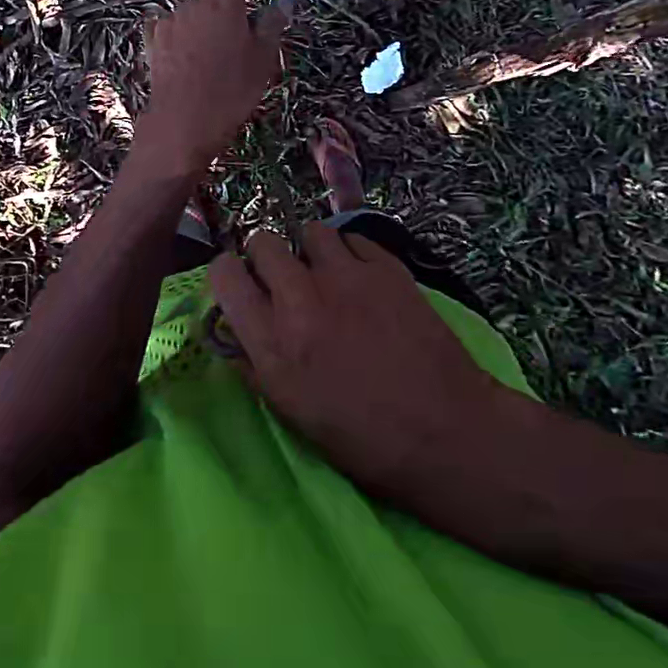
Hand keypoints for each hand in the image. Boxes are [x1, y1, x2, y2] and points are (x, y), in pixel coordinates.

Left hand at [135, 0, 287, 175]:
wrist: (183, 121)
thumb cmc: (231, 90)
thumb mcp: (263, 59)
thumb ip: (272, 25)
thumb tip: (283, 3)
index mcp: (224, 2)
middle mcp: (193, 4)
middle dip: (221, 12)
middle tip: (234, 43)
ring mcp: (169, 22)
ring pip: (189, 16)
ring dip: (199, 28)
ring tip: (209, 61)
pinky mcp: (151, 42)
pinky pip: (169, 32)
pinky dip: (178, 40)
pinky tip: (185, 63)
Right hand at [208, 224, 498, 496]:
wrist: (444, 431)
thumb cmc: (360, 436)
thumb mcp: (289, 410)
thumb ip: (253, 362)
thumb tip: (236, 331)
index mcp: (272, 340)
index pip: (224, 274)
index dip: (228, 274)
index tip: (241, 285)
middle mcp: (301, 298)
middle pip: (262, 241)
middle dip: (266, 256)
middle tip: (283, 279)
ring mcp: (346, 277)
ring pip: (309, 231)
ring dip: (309, 251)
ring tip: (325, 274)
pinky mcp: (387, 268)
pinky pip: (352, 238)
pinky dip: (349, 253)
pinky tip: (359, 278)